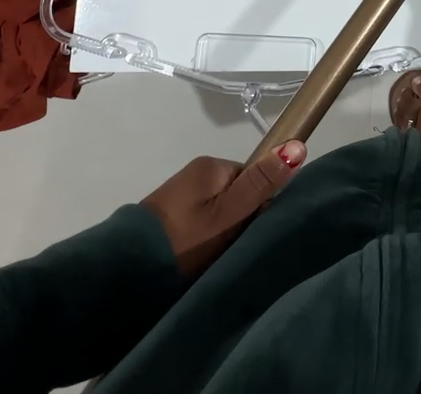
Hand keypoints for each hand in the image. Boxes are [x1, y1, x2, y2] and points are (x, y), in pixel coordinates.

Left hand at [141, 141, 304, 278]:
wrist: (122, 275)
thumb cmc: (183, 242)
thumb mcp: (229, 215)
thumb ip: (261, 183)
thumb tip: (298, 145)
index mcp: (211, 165)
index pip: (253, 177)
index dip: (259, 204)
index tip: (251, 230)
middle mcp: (194, 173)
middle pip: (236, 193)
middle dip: (241, 219)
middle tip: (235, 247)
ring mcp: (178, 196)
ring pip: (218, 210)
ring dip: (222, 231)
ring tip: (218, 257)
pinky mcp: (167, 218)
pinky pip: (200, 222)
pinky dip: (205, 239)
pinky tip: (201, 258)